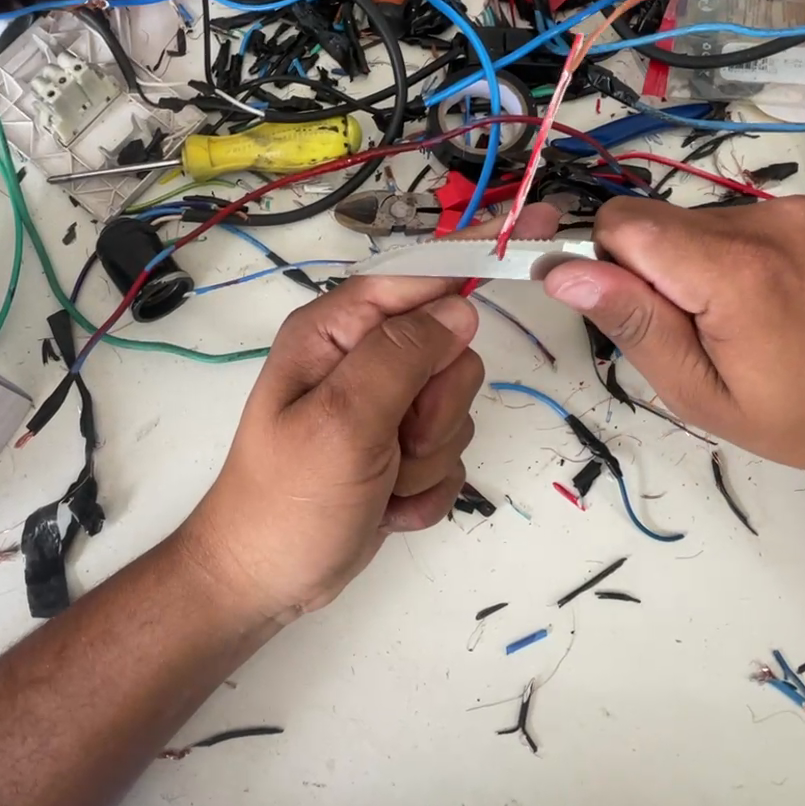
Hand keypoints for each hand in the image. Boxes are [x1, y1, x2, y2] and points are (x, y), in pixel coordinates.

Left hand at [174, 205, 562, 624]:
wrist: (266, 579)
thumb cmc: (289, 500)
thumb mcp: (341, 422)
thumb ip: (401, 357)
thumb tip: (457, 310)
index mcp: (335, 333)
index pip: (417, 274)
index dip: (477, 250)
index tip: (537, 227)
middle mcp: (363, 359)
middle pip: (451, 351)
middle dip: (436, 408)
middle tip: (396, 443)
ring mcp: (385, 407)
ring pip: (456, 408)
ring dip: (426, 458)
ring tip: (378, 481)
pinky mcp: (401, 450)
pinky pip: (449, 455)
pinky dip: (423, 488)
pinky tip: (383, 505)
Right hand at [541, 196, 804, 497]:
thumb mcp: (700, 394)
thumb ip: (632, 323)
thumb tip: (561, 272)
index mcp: (737, 271)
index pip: (622, 222)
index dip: (610, 265)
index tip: (639, 313)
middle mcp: (775, 219)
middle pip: (661, 222)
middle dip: (658, 271)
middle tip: (704, 333)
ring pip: (702, 221)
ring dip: (702, 265)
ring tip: (752, 322)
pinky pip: (749, 219)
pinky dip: (743, 255)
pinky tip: (784, 301)